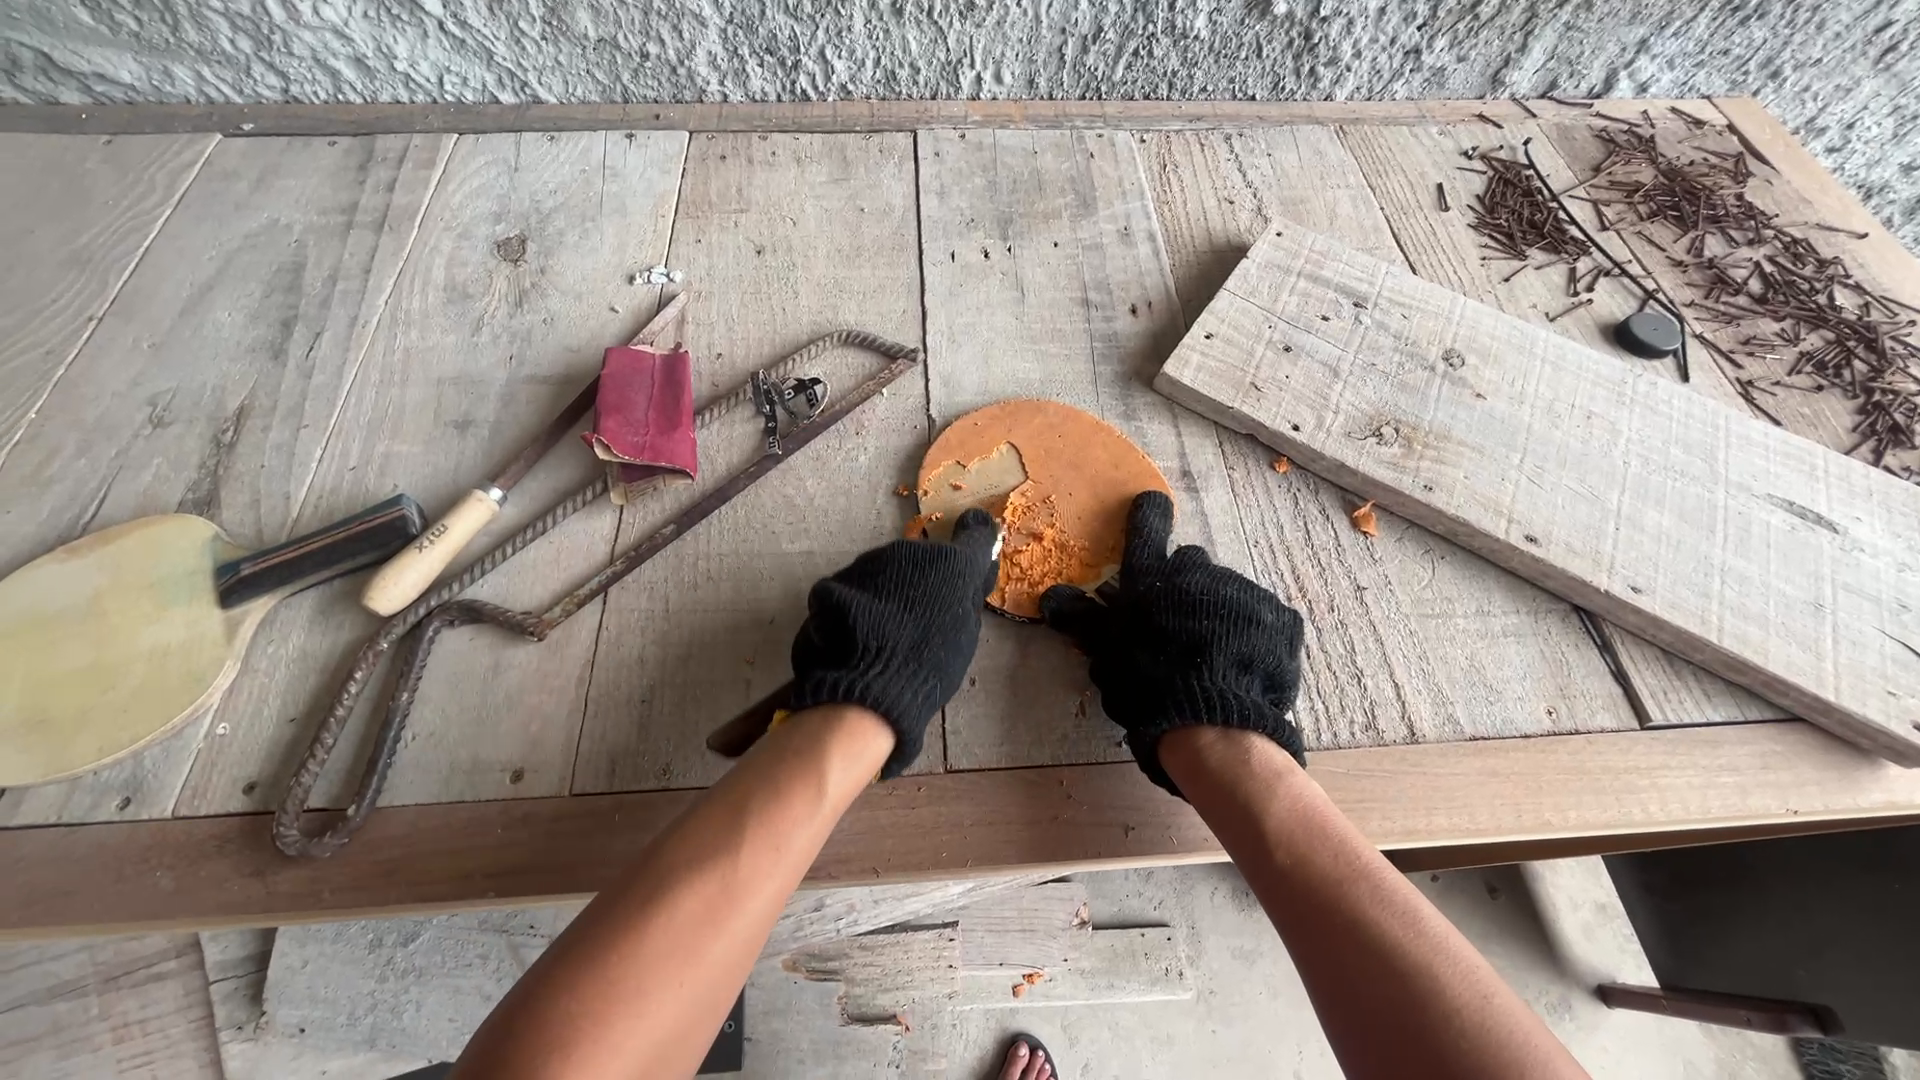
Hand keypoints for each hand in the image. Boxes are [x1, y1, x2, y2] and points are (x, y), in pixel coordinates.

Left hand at [789, 508, 999, 777]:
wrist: (868, 683)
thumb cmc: (930, 665)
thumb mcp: (964, 633)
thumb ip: (965, 596)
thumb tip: (969, 576)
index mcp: (953, 565)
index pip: (975, 536)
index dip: (976, 532)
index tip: (975, 528)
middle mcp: (912, 551)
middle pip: (920, 560)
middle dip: (919, 580)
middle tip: (915, 618)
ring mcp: (870, 562)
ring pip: (885, 571)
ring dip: (886, 592)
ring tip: (881, 631)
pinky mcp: (837, 578)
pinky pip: (854, 588)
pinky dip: (857, 604)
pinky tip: (855, 634)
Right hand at [1039, 491, 1305, 796]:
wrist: (1215, 723)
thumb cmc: (1147, 682)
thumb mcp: (1104, 652)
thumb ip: (1080, 618)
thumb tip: (1049, 596)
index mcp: (1151, 577)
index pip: (1147, 528)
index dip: (1148, 515)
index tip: (1151, 506)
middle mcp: (1197, 572)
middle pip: (1190, 564)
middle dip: (1183, 586)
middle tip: (1177, 623)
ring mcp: (1242, 592)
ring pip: (1225, 591)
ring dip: (1217, 611)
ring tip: (1212, 652)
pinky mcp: (1279, 618)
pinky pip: (1261, 617)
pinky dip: (1252, 632)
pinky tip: (1243, 662)